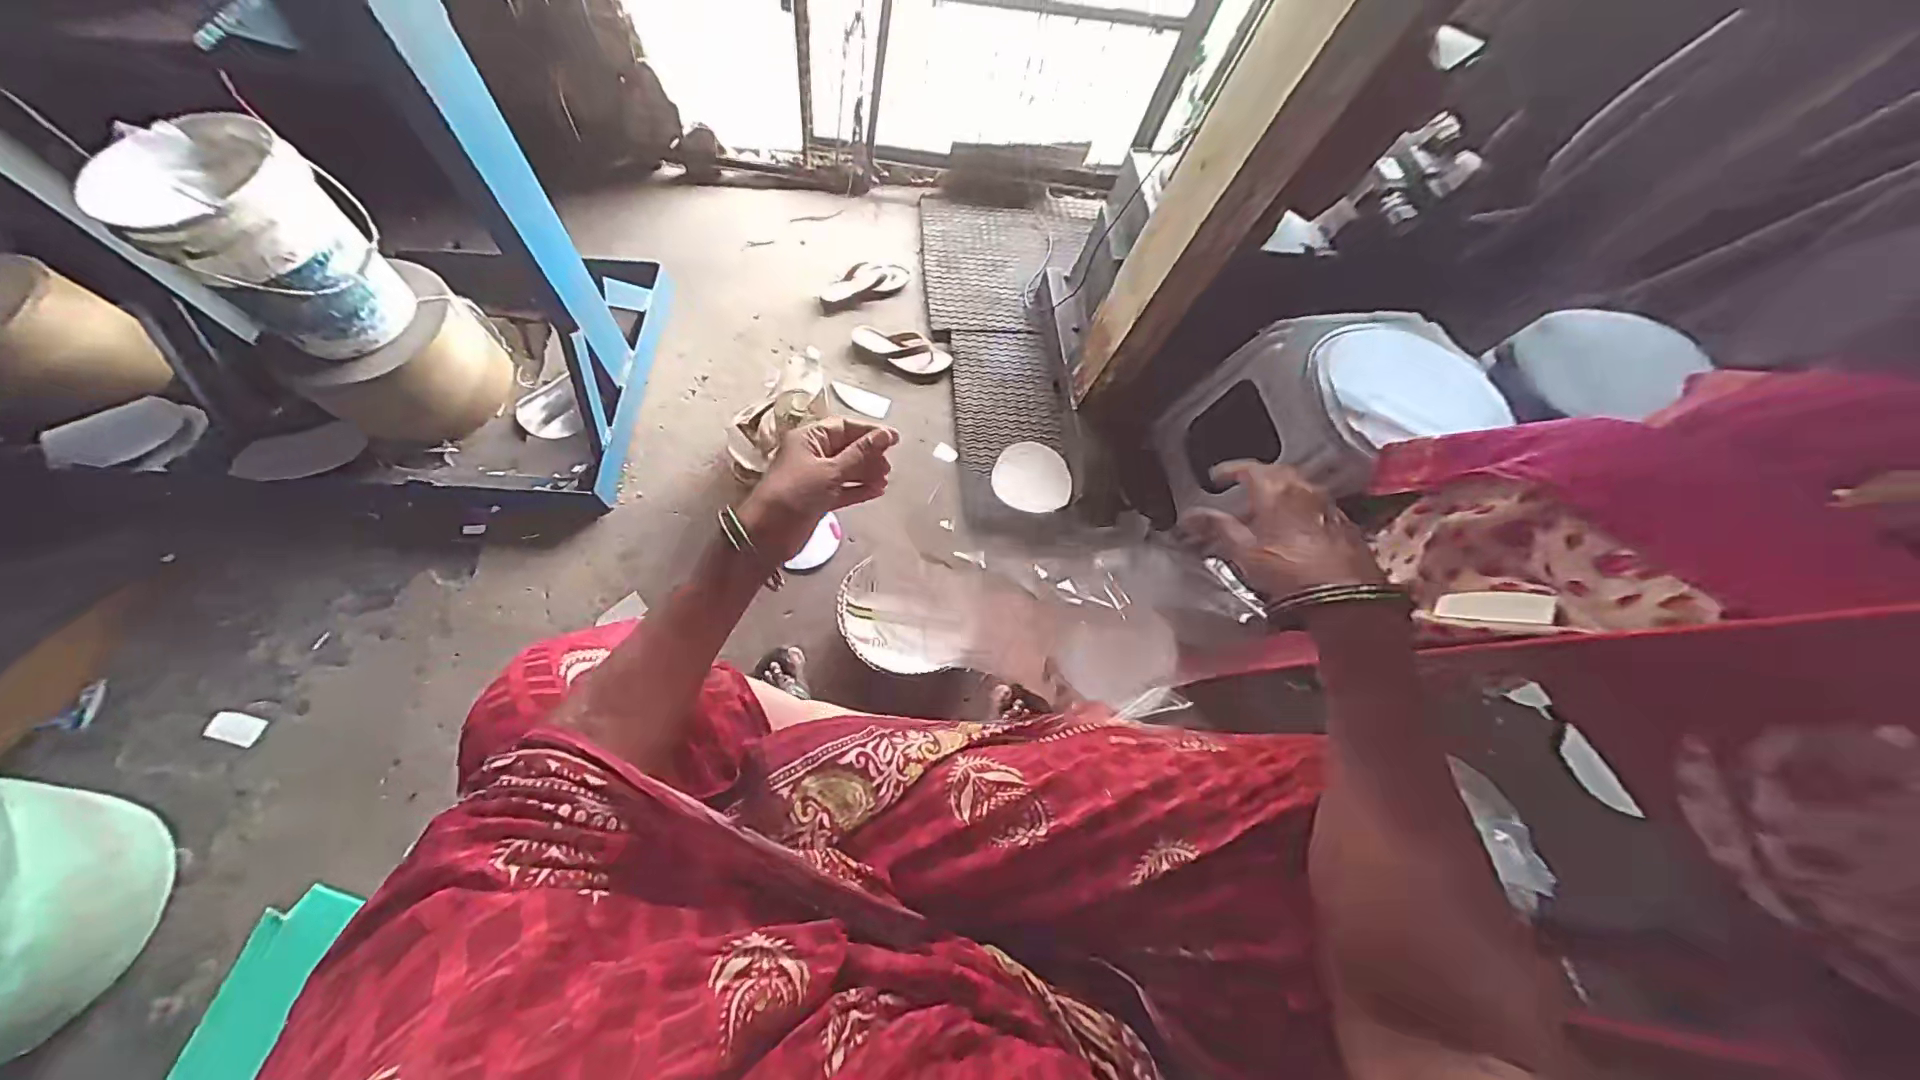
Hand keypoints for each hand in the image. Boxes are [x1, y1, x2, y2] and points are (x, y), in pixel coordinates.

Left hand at [739, 417, 897, 560]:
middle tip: (888, 465)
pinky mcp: (819, 498)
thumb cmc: (796, 493)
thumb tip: (886, 435)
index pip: (844, 427)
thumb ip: (861, 453)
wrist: (768, 533)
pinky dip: (859, 489)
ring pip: (847, 470)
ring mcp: (815, 478)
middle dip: (870, 454)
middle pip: (847, 448)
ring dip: (867, 473)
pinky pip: (844, 489)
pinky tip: (877, 491)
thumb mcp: (831, 470)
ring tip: (885, 479)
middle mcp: (812, 454)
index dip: (870, 432)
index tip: (894, 439)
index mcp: (809, 438)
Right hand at [1179, 461, 1383, 598]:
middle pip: (1275, 474)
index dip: (1228, 470)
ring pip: (1296, 490)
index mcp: (1276, 490)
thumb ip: (1217, 527)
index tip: (1217, 477)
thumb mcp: (1243, 550)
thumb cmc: (1293, 572)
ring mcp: (1327, 505)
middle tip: (1238, 495)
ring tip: (1261, 518)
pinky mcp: (1342, 524)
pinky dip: (1297, 512)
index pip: (1247, 468)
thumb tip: (1193, 517)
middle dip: (1254, 481)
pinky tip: (1289, 533)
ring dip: (1277, 497)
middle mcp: (1305, 490)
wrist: (1344, 595)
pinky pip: (1314, 507)